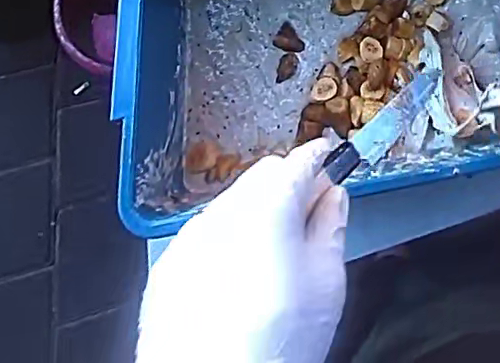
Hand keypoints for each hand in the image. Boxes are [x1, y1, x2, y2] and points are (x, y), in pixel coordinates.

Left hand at [138, 137, 348, 362]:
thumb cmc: (278, 343)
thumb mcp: (327, 280)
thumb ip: (333, 225)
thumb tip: (334, 196)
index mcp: (270, 205)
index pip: (301, 160)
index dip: (322, 158)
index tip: (332, 163)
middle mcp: (225, 211)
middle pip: (264, 174)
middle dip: (289, 184)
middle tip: (309, 215)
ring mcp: (190, 240)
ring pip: (232, 201)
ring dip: (256, 210)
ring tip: (271, 254)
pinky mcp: (166, 273)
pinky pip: (203, 235)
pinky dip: (225, 239)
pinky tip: (236, 278)